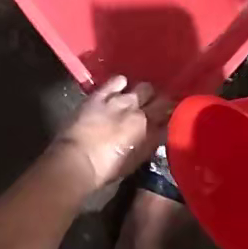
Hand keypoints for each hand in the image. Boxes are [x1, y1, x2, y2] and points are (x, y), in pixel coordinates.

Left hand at [49, 76, 163, 190]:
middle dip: (158, 100)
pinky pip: (117, 80)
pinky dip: (121, 83)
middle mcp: (140, 111)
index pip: (168, 113)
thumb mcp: (136, 159)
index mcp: (150, 129)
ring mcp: (120, 100)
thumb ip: (150, 142)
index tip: (169, 114)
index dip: (170, 112)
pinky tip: (119, 87)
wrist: (77, 161)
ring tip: (136, 97)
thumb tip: (159, 131)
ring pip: (143, 86)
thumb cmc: (107, 168)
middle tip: (153, 106)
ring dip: (142, 92)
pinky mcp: (101, 95)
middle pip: (159, 97)